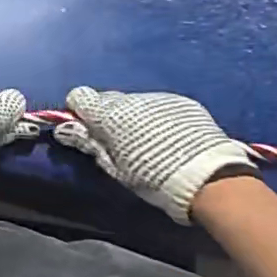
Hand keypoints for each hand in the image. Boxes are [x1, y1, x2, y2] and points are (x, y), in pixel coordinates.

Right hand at [51, 87, 254, 223]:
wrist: (211, 179)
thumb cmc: (153, 177)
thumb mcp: (114, 166)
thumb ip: (89, 143)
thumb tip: (65, 130)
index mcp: (109, 115)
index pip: (80, 97)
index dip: (79, 112)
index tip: (86, 129)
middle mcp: (132, 100)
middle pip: (107, 99)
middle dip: (106, 114)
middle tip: (116, 139)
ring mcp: (159, 99)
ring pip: (133, 102)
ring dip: (132, 116)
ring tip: (146, 139)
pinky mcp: (184, 103)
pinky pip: (158, 105)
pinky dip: (155, 116)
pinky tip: (167, 136)